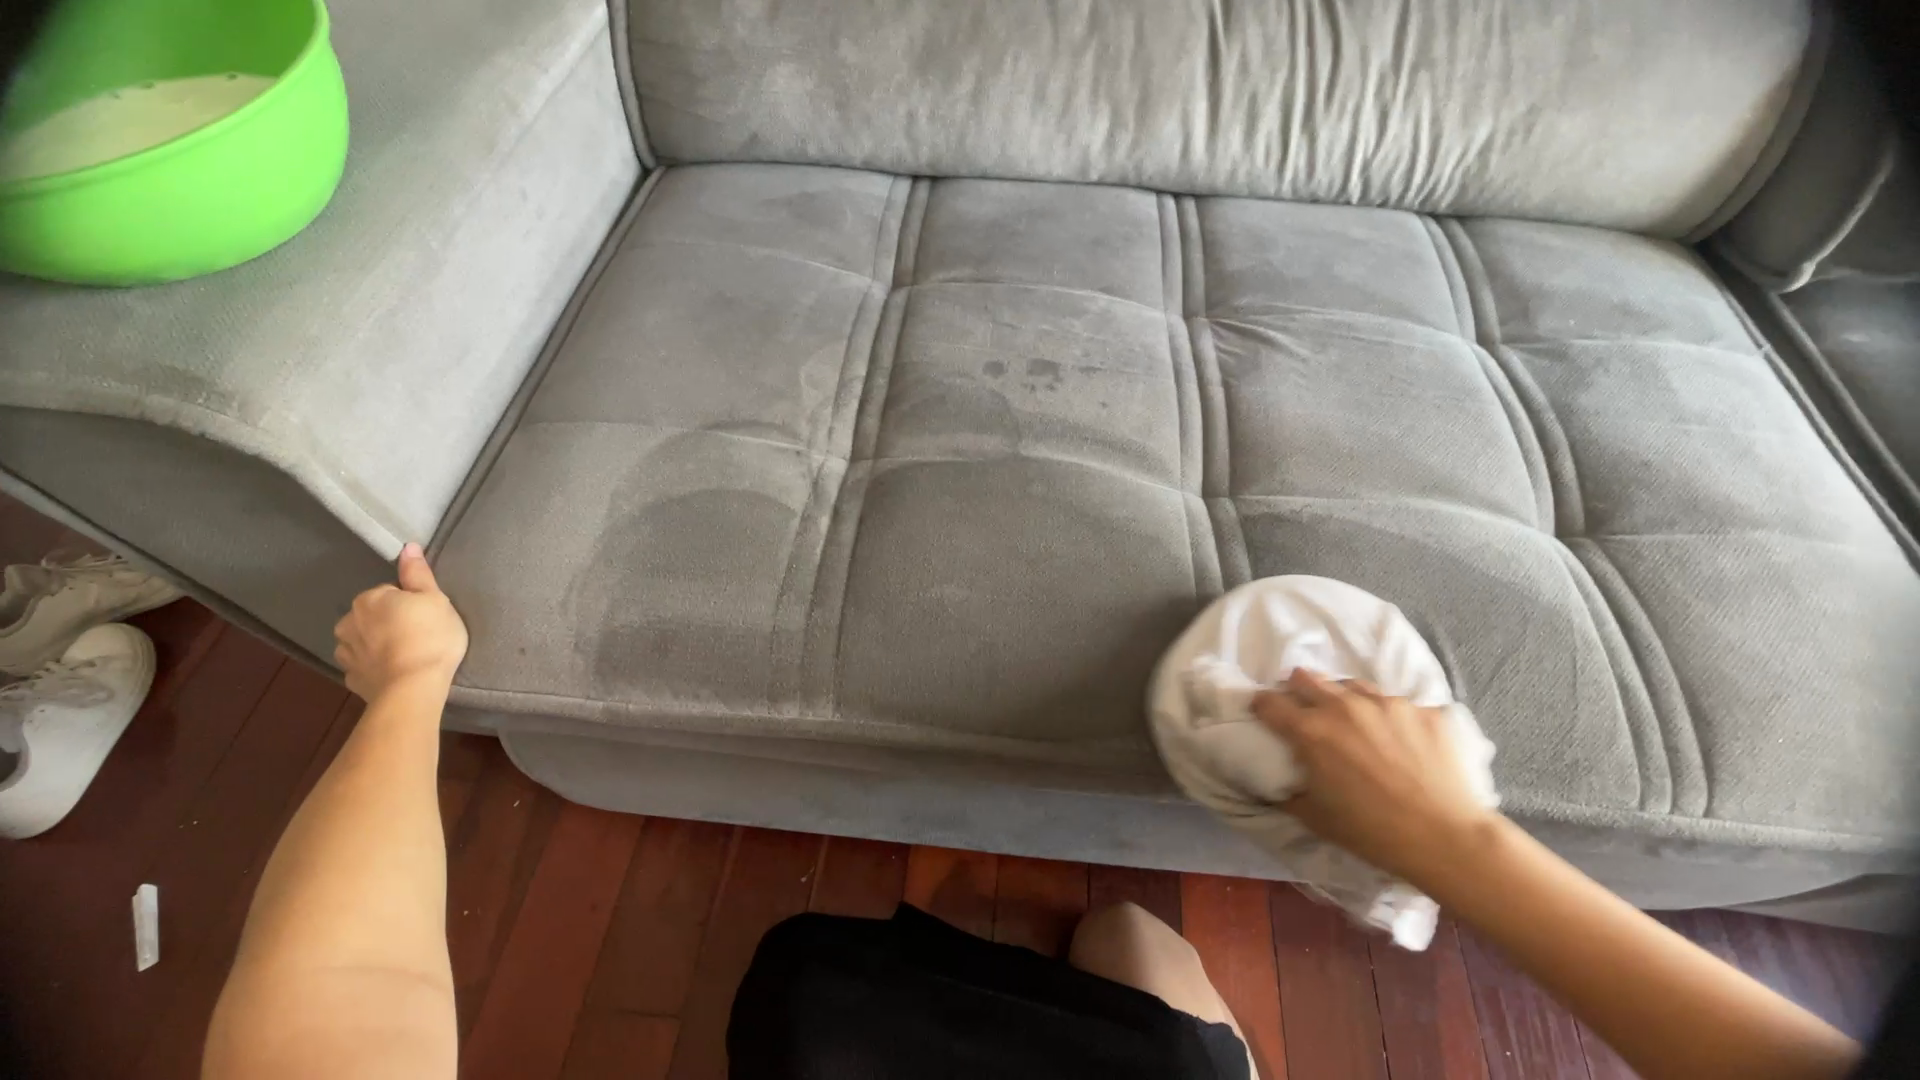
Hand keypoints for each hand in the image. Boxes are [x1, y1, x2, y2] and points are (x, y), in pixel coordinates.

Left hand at [333, 543, 468, 701]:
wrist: (413, 686)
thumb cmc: (431, 637)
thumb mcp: (436, 600)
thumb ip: (418, 573)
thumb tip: (408, 546)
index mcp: (370, 599)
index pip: (390, 593)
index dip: (410, 604)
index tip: (427, 617)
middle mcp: (348, 621)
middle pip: (372, 616)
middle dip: (390, 622)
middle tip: (420, 635)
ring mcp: (346, 652)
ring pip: (363, 640)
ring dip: (379, 644)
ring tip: (407, 655)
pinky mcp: (350, 677)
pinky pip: (364, 665)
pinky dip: (375, 666)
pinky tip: (396, 671)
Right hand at [1252, 669, 1497, 884]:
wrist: (1447, 839)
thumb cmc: (1372, 833)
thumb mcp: (1315, 818)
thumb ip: (1287, 792)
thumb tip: (1275, 783)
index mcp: (1310, 731)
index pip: (1269, 702)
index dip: (1262, 706)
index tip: (1264, 714)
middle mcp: (1344, 707)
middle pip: (1306, 678)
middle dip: (1299, 691)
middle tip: (1306, 712)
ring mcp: (1389, 704)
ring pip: (1352, 685)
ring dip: (1344, 699)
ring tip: (1353, 721)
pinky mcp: (1426, 710)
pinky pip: (1399, 706)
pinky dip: (1391, 718)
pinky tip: (1401, 741)